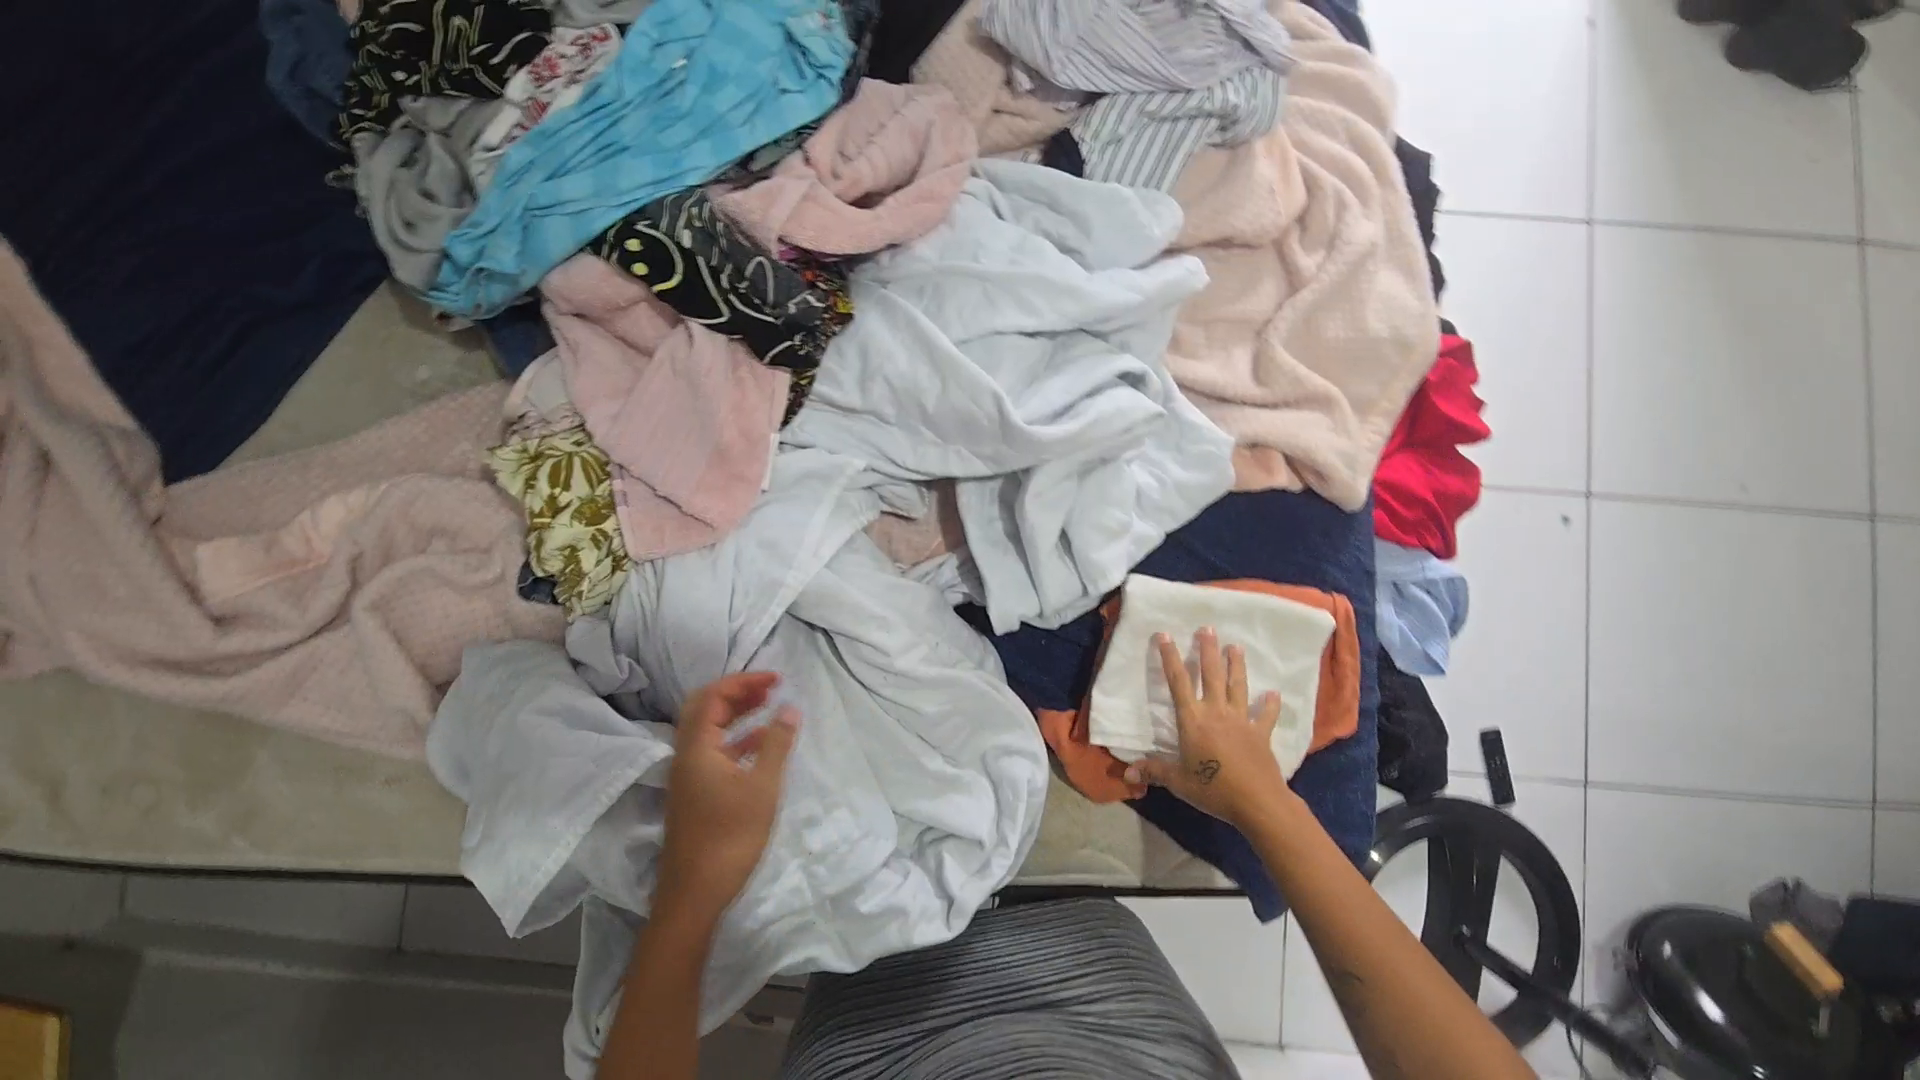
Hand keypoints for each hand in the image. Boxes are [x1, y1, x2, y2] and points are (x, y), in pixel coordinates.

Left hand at [655, 673, 799, 920]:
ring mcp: (687, 776)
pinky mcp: (694, 794)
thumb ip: (776, 744)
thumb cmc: (730, 837)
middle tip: (770, 688)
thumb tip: (790, 708)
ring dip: (736, 714)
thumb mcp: (763, 787)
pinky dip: (735, 739)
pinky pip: (712, 751)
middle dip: (738, 692)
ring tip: (769, 707)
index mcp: (696, 747)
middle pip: (705, 708)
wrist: (694, 893)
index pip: (714, 696)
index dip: (745, 681)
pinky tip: (760, 745)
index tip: (777, 679)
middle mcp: (685, 755)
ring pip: (708, 730)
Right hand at [1124, 628, 1296, 828]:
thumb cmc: (1213, 789)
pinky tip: (1274, 693)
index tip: (1165, 635)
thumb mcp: (1178, 782)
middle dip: (1208, 650)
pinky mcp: (1261, 733)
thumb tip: (1126, 772)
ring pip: (1238, 686)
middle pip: (1211, 675)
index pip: (1178, 682)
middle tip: (1207, 628)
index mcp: (1193, 721)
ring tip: (1235, 646)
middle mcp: (1217, 713)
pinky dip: (1271, 704)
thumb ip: (1154, 771)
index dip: (1170, 657)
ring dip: (1236, 665)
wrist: (1257, 802)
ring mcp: (1242, 721)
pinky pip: (1267, 715)